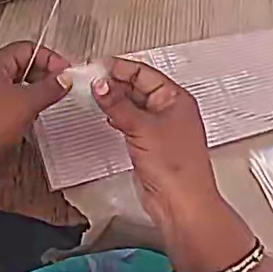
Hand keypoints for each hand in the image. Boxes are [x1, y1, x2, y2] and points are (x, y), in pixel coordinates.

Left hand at [0, 41, 69, 166]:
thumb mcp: (25, 103)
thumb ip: (48, 88)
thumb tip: (65, 78)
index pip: (27, 49)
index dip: (49, 58)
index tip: (67, 74)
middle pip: (21, 65)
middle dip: (44, 75)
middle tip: (62, 90)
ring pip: (16, 86)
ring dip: (34, 92)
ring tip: (51, 104)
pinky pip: (8, 103)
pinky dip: (23, 107)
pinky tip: (32, 120)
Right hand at [89, 58, 224, 228]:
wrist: (181, 204)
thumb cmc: (178, 169)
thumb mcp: (142, 128)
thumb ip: (117, 104)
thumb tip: (101, 84)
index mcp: (176, 99)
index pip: (143, 72)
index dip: (119, 68)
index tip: (97, 67)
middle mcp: (169, 110)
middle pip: (137, 87)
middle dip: (114, 83)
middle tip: (91, 81)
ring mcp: (159, 127)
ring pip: (132, 104)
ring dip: (114, 100)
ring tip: (94, 96)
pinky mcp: (149, 143)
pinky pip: (129, 121)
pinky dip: (116, 116)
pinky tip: (106, 116)